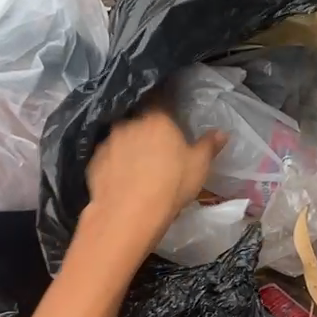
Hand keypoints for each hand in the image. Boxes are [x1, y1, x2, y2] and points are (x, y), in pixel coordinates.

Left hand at [82, 107, 224, 251]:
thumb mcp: (199, 167)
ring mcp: (108, 141)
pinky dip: (115, 163)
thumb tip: (222, 132)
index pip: (162, 103)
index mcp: (157, 119)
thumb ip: (209, 145)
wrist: (129, 214)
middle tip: (159, 150)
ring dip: (130, 147)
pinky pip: (108, 157)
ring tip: (138, 167)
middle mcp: (129, 123)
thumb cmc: (171, 185)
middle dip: (148, 131)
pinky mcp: (94, 160)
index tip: (172, 122)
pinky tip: (123, 180)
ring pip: (122, 138)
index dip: (167, 111)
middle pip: (140, 121)